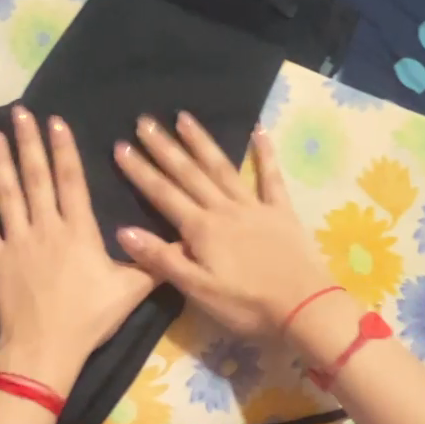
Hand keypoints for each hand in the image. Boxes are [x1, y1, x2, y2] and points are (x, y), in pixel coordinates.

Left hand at [0, 106, 156, 393]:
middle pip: (35, 177)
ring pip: (6, 193)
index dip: (64, 149)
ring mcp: (15, 241)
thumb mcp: (131, 291)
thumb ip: (153, 263)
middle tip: (20, 112)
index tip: (57, 121)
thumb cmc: (89, 320)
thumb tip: (180, 242)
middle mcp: (45, 227)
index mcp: (78, 231)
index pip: (71, 180)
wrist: (45, 350)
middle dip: (29, 141)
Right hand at [113, 112, 334, 337]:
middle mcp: (224, 209)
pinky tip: (258, 130)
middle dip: (164, 147)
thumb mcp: (198, 290)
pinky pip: (271, 176)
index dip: (140, 171)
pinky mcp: (281, 211)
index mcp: (201, 230)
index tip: (120, 146)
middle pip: (189, 174)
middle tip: (144, 121)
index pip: (163, 195)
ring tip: (184, 117)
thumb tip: (123, 231)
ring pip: (222, 168)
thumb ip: (162, 259)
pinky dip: (264, 152)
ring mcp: (254, 206)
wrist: (304, 307)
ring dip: (201, 141)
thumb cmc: (246, 305)